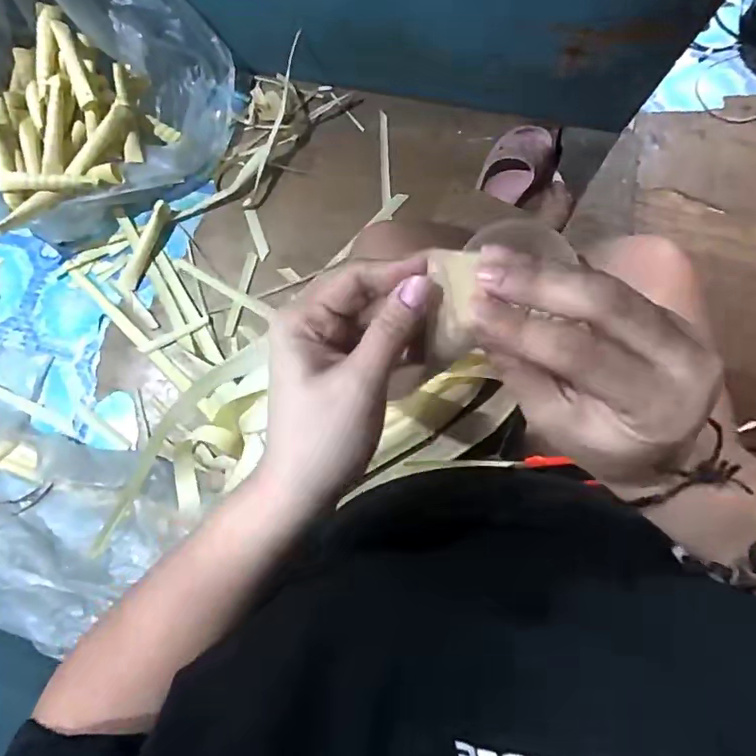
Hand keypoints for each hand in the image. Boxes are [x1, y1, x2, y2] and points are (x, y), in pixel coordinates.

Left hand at [257, 255, 434, 502]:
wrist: (302, 491)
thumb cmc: (325, 436)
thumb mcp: (362, 380)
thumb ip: (391, 329)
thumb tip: (423, 282)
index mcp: (301, 318)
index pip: (352, 277)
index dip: (396, 270)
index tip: (442, 264)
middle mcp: (309, 322)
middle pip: (362, 295)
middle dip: (404, 294)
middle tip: (454, 291)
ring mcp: (323, 344)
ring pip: (371, 318)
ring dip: (406, 319)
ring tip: (449, 316)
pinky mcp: (337, 364)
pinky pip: (371, 341)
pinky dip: (398, 343)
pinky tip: (430, 344)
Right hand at [471, 249, 722, 489]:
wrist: (670, 452)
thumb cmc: (606, 449)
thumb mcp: (557, 425)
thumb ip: (524, 375)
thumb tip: (482, 327)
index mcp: (654, 402)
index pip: (581, 354)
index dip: (524, 328)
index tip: (474, 310)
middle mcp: (681, 356)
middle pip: (604, 303)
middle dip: (537, 283)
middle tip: (484, 271)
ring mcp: (683, 326)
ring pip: (607, 283)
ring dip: (544, 268)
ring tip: (494, 256)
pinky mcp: (669, 310)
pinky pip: (611, 282)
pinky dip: (561, 270)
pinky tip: (522, 261)